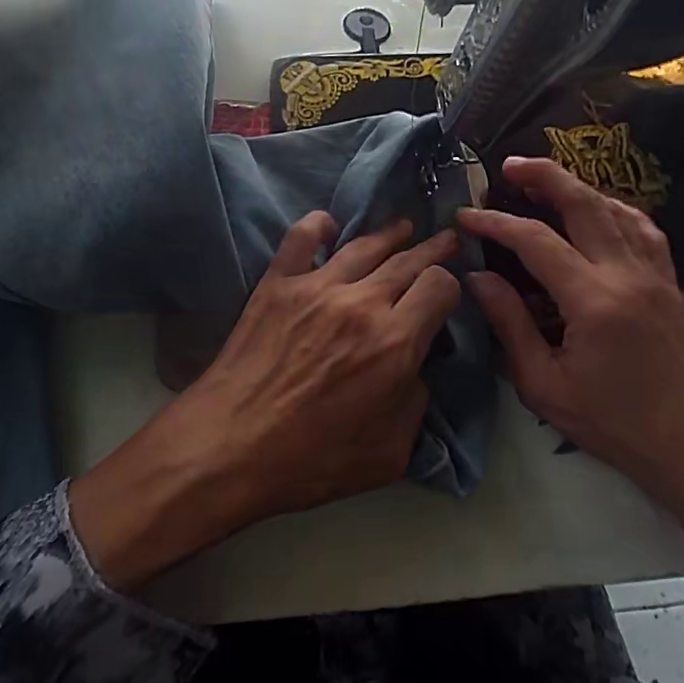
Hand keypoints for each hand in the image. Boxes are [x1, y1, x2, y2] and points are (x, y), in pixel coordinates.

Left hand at [70, 214, 460, 591]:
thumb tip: (413, 367)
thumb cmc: (313, 459)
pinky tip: (329, 223)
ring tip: (404, 227)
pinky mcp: (276, 285)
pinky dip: (318, 225)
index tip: (447, 294)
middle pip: (407, 260)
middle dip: (433, 249)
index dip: (450, 287)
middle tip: (446, 239)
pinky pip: (300, 239)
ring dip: (390, 234)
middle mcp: (360, 303)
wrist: (233, 444)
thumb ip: (414, 402)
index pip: (439, 288)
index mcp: (394, 342)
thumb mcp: (390, 451)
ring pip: (362, 246)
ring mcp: (314, 288)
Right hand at [456, 157, 683, 509]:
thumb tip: (478, 276)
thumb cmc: (613, 422)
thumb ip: (509, 324)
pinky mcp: (669, 283)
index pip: (535, 241)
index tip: (464, 216)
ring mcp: (655, 275)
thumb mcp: (543, 384)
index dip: (495, 222)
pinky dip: (613, 208)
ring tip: (543, 179)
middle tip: (508, 166)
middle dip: (544, 176)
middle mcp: (628, 275)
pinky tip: (595, 209)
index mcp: (593, 301)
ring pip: (616, 209)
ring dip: (577, 187)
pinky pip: (642, 229)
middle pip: (585, 204)